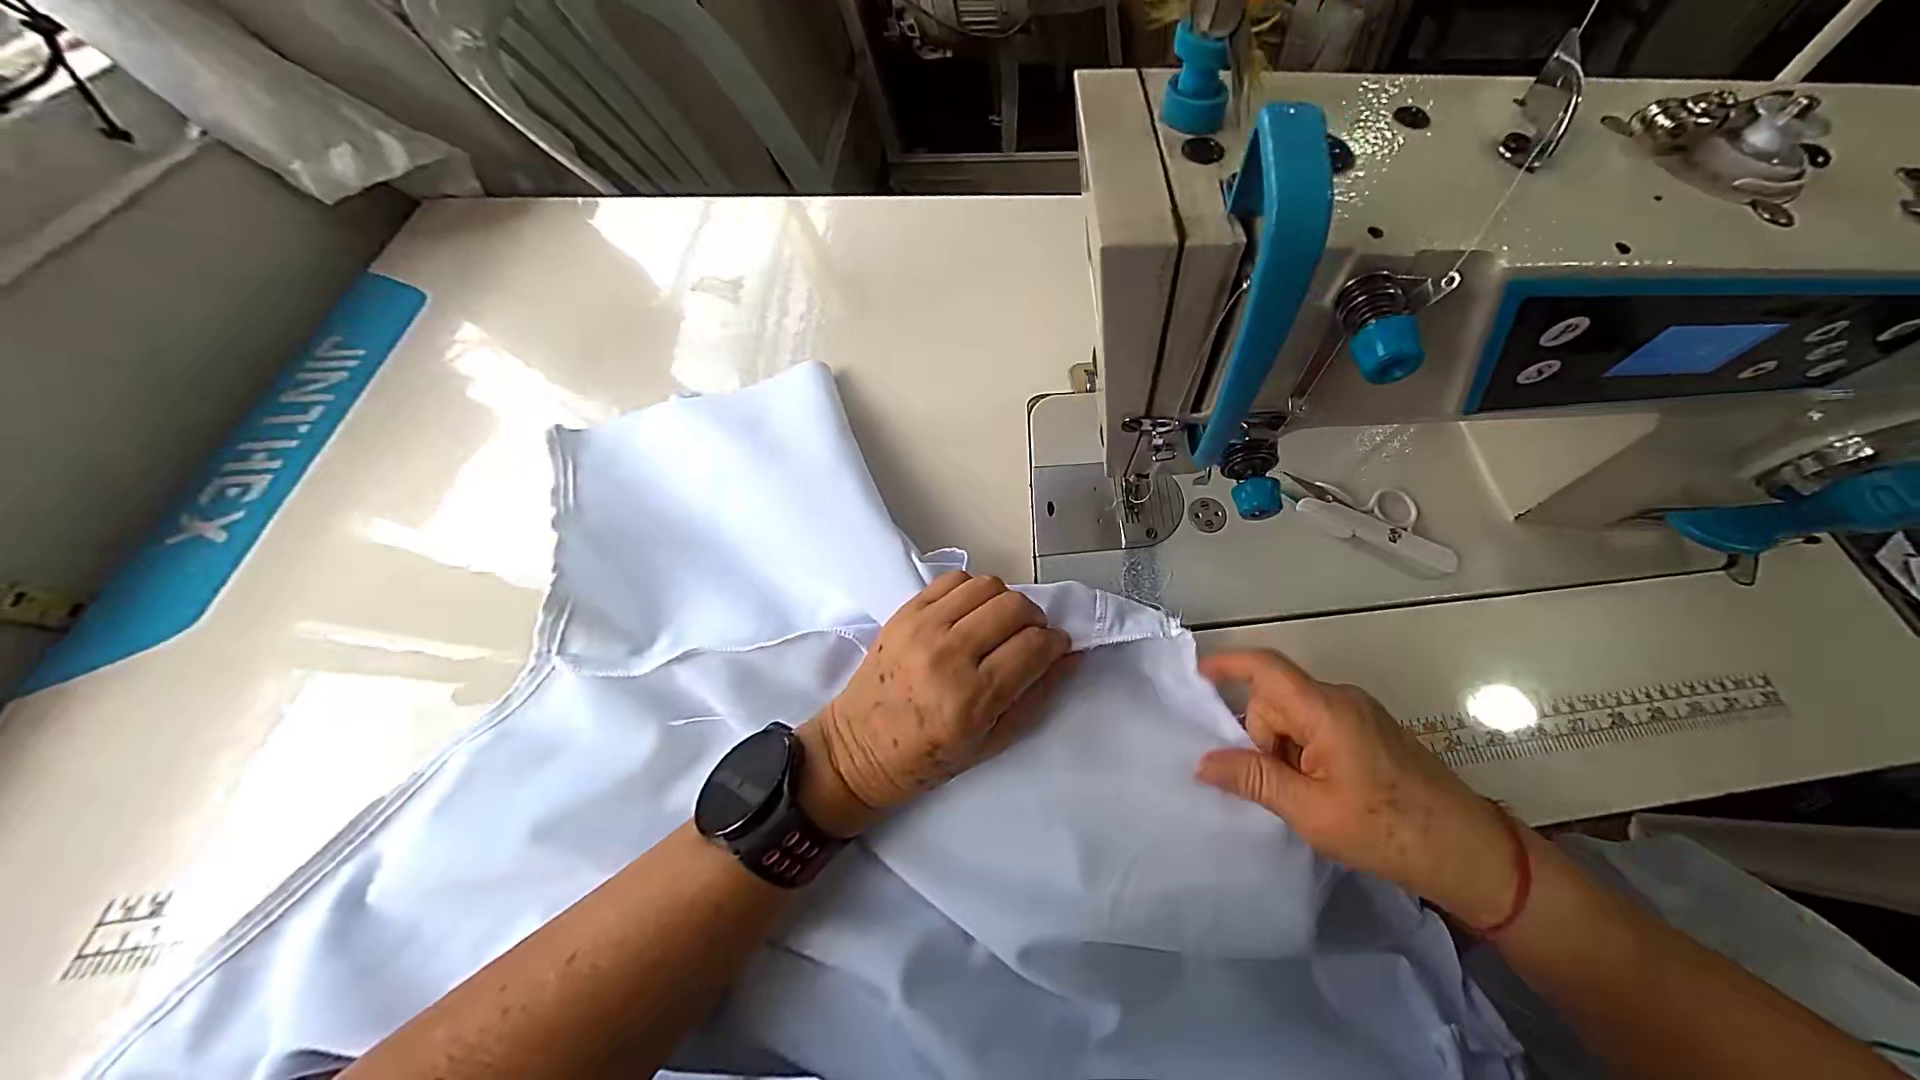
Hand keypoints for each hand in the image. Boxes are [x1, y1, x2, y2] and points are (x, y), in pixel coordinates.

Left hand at [799, 572, 1074, 835]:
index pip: (1034, 645)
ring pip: (988, 585)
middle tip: (1028, 637)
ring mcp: (922, 628)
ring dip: (1004, 602)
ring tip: (998, 625)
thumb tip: (1069, 655)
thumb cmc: (926, 757)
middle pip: (1015, 607)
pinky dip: (972, 591)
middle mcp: (948, 655)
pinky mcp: (904, 613)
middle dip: (1034, 620)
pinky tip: (969, 614)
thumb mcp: (992, 742)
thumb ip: (1035, 695)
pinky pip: (953, 579)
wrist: (858, 746)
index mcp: (972, 697)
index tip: (1054, 648)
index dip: (1055, 644)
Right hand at [1193, 649, 1519, 926]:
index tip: (1196, 676)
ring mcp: (1360, 715)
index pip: (1267, 668)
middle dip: (1263, 738)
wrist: (1472, 854)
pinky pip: (1318, 728)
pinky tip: (1322, 791)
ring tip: (1308, 797)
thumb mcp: (1309, 810)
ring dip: (1285, 751)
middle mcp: (1342, 700)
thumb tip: (1204, 763)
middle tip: (1280, 787)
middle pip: (1275, 700)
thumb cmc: (1387, 830)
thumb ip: (1254, 779)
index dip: (1228, 664)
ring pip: (1295, 717)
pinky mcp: (1371, 732)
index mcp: (1326, 710)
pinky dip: (1305, 753)